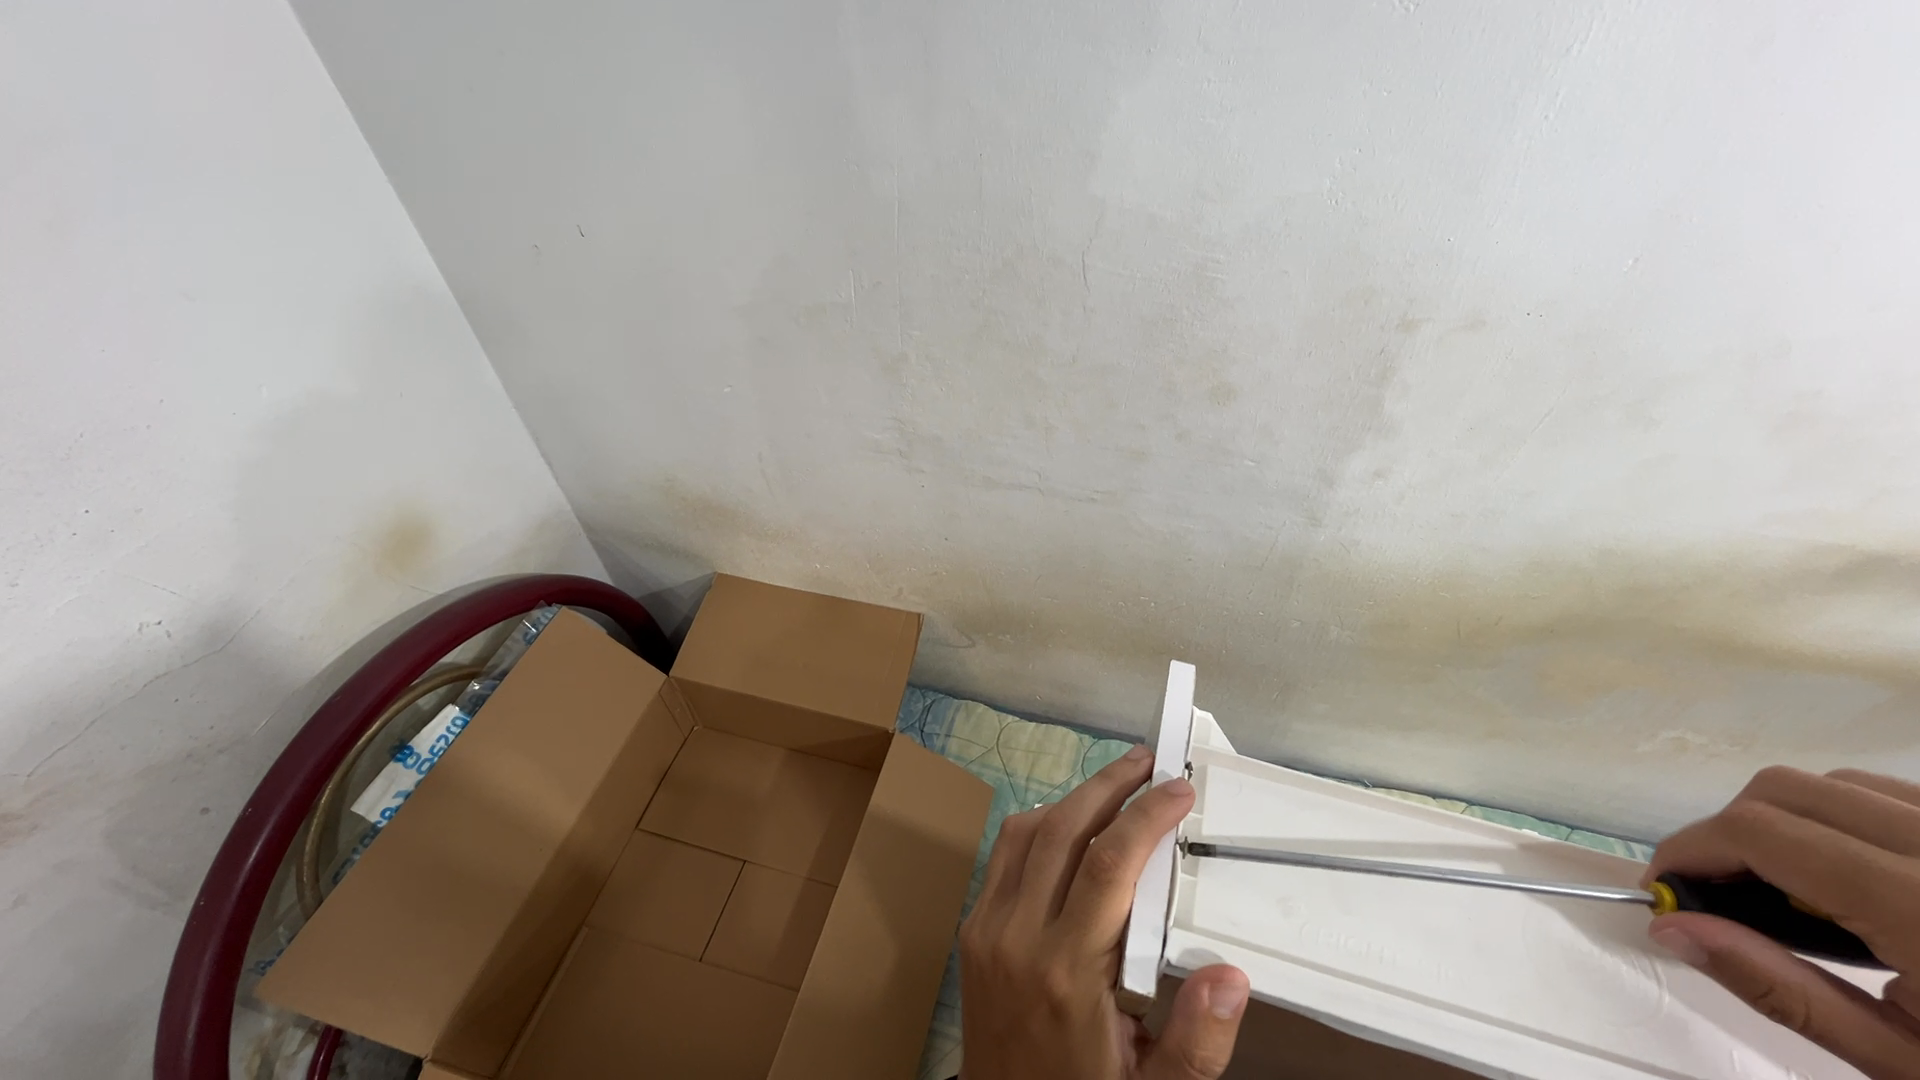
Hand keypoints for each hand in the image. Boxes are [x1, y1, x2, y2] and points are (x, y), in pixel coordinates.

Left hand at [957, 745, 1249, 1079]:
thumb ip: (1197, 1041)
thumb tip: (1231, 975)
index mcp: (1068, 972)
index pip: (1108, 866)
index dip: (1145, 817)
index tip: (1178, 789)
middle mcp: (1018, 937)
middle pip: (1062, 831)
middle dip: (1109, 787)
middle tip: (1147, 763)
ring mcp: (986, 929)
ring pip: (1025, 833)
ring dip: (1072, 799)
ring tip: (1116, 784)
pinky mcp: (971, 930)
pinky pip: (1003, 856)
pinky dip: (1038, 826)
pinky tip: (1070, 823)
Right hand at [1644, 766, 1919, 1077]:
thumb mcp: (1904, 1065)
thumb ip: (1779, 988)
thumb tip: (1671, 928)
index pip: (1760, 832)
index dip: (1691, 850)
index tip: (1666, 888)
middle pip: (1786, 789)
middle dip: (1729, 833)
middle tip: (1723, 894)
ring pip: (1840, 784)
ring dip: (1786, 821)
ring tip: (1795, 891)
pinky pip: (1898, 796)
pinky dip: (1846, 820)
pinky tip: (1859, 880)